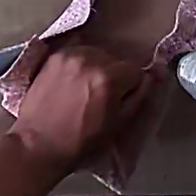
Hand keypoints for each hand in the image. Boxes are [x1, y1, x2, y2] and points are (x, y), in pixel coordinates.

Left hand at [9, 46, 153, 174]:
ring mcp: (70, 55)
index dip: (131, 87)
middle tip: (102, 97)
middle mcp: (91, 60)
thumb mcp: (119, 123)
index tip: (120, 100)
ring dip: (97, 67)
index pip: (135, 70)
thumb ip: (141, 95)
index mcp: (109, 78)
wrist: (38, 144)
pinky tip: (73, 80)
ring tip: (85, 89)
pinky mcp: (55, 56)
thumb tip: (157, 73)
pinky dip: (80, 62)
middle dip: (114, 75)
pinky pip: (78, 51)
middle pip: (116, 60)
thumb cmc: (81, 141)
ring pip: (98, 54)